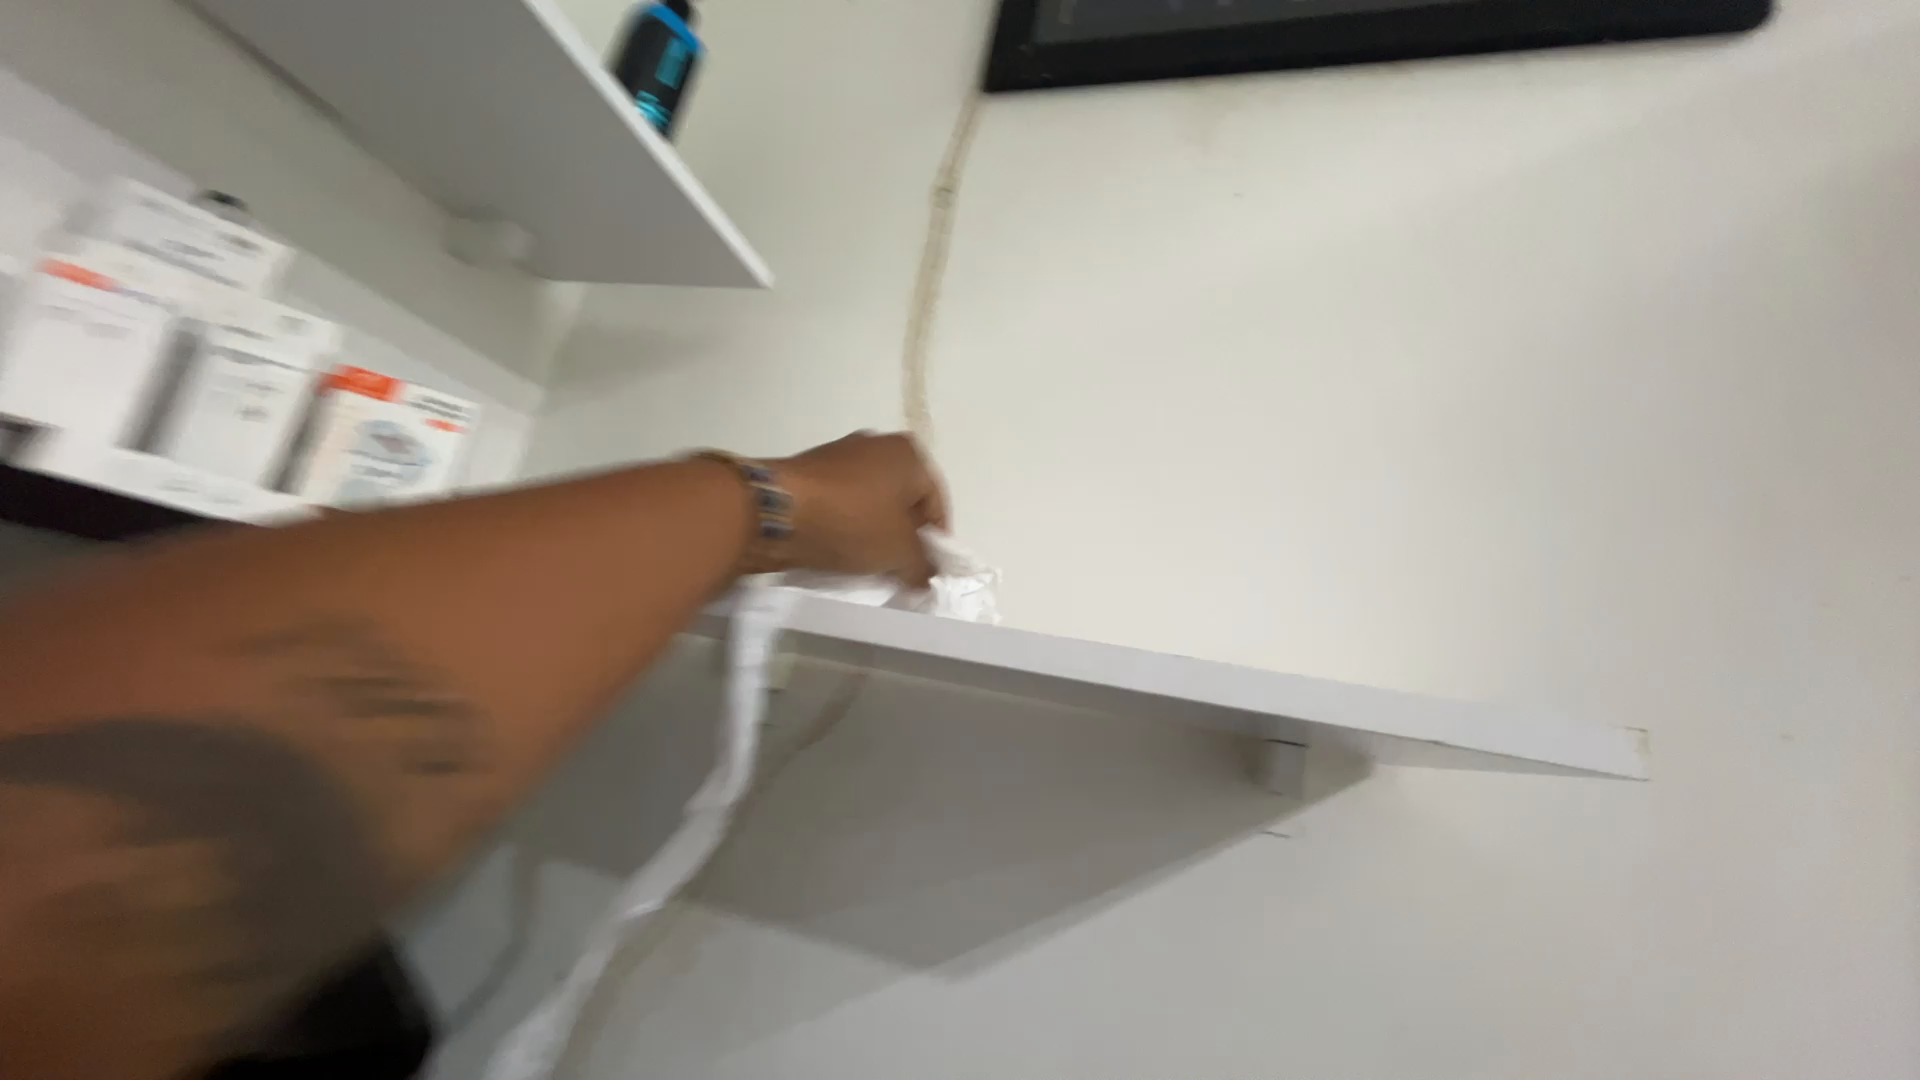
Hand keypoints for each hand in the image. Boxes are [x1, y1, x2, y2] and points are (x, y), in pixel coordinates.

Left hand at [771, 432, 948, 586]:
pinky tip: (840, 551)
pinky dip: (846, 527)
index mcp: (908, 454)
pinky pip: (841, 505)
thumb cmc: (851, 522)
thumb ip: (923, 566)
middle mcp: (877, 446)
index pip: (936, 504)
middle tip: (899, 570)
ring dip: (874, 534)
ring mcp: (840, 456)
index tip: (928, 572)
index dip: (936, 542)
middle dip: (903, 538)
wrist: (774, 512)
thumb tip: (927, 576)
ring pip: (871, 505)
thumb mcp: (899, 552)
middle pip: (903, 502)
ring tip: (868, 566)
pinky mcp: (810, 473)